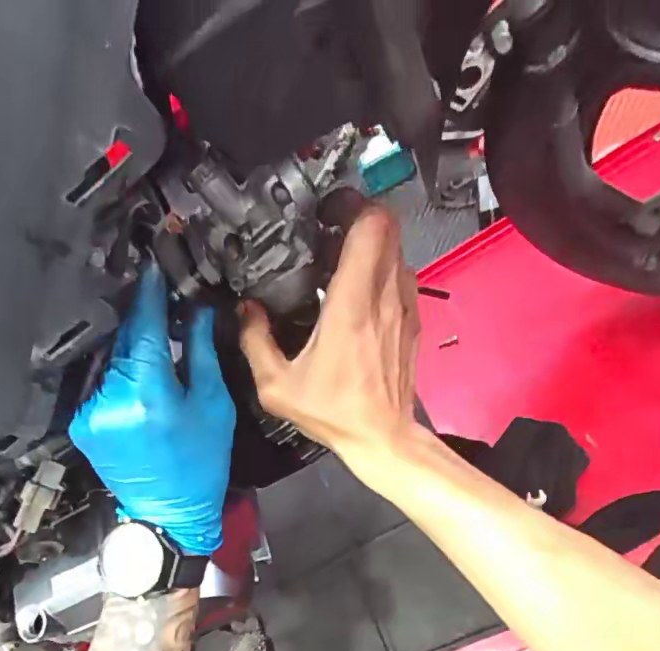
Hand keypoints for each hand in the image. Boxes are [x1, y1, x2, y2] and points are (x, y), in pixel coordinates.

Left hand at [71, 264, 235, 555]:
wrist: (172, 512)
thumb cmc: (201, 465)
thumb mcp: (214, 407)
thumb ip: (203, 353)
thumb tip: (198, 312)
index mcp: (147, 393)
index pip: (143, 326)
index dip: (150, 294)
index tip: (155, 266)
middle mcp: (110, 399)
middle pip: (123, 340)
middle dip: (144, 321)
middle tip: (166, 304)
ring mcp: (90, 412)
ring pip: (110, 359)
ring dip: (131, 347)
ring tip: (157, 343)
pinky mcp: (83, 423)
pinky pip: (101, 381)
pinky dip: (120, 372)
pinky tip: (140, 375)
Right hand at [237, 202, 423, 466]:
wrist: (383, 437)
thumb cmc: (338, 414)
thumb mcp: (278, 386)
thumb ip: (256, 342)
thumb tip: (247, 313)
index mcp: (352, 306)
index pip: (371, 226)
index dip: (351, 204)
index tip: (327, 211)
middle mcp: (384, 300)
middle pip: (388, 226)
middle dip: (359, 216)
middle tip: (330, 229)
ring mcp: (403, 310)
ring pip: (397, 250)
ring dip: (372, 245)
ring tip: (341, 260)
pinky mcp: (411, 323)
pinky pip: (402, 278)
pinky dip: (383, 271)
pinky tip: (358, 293)